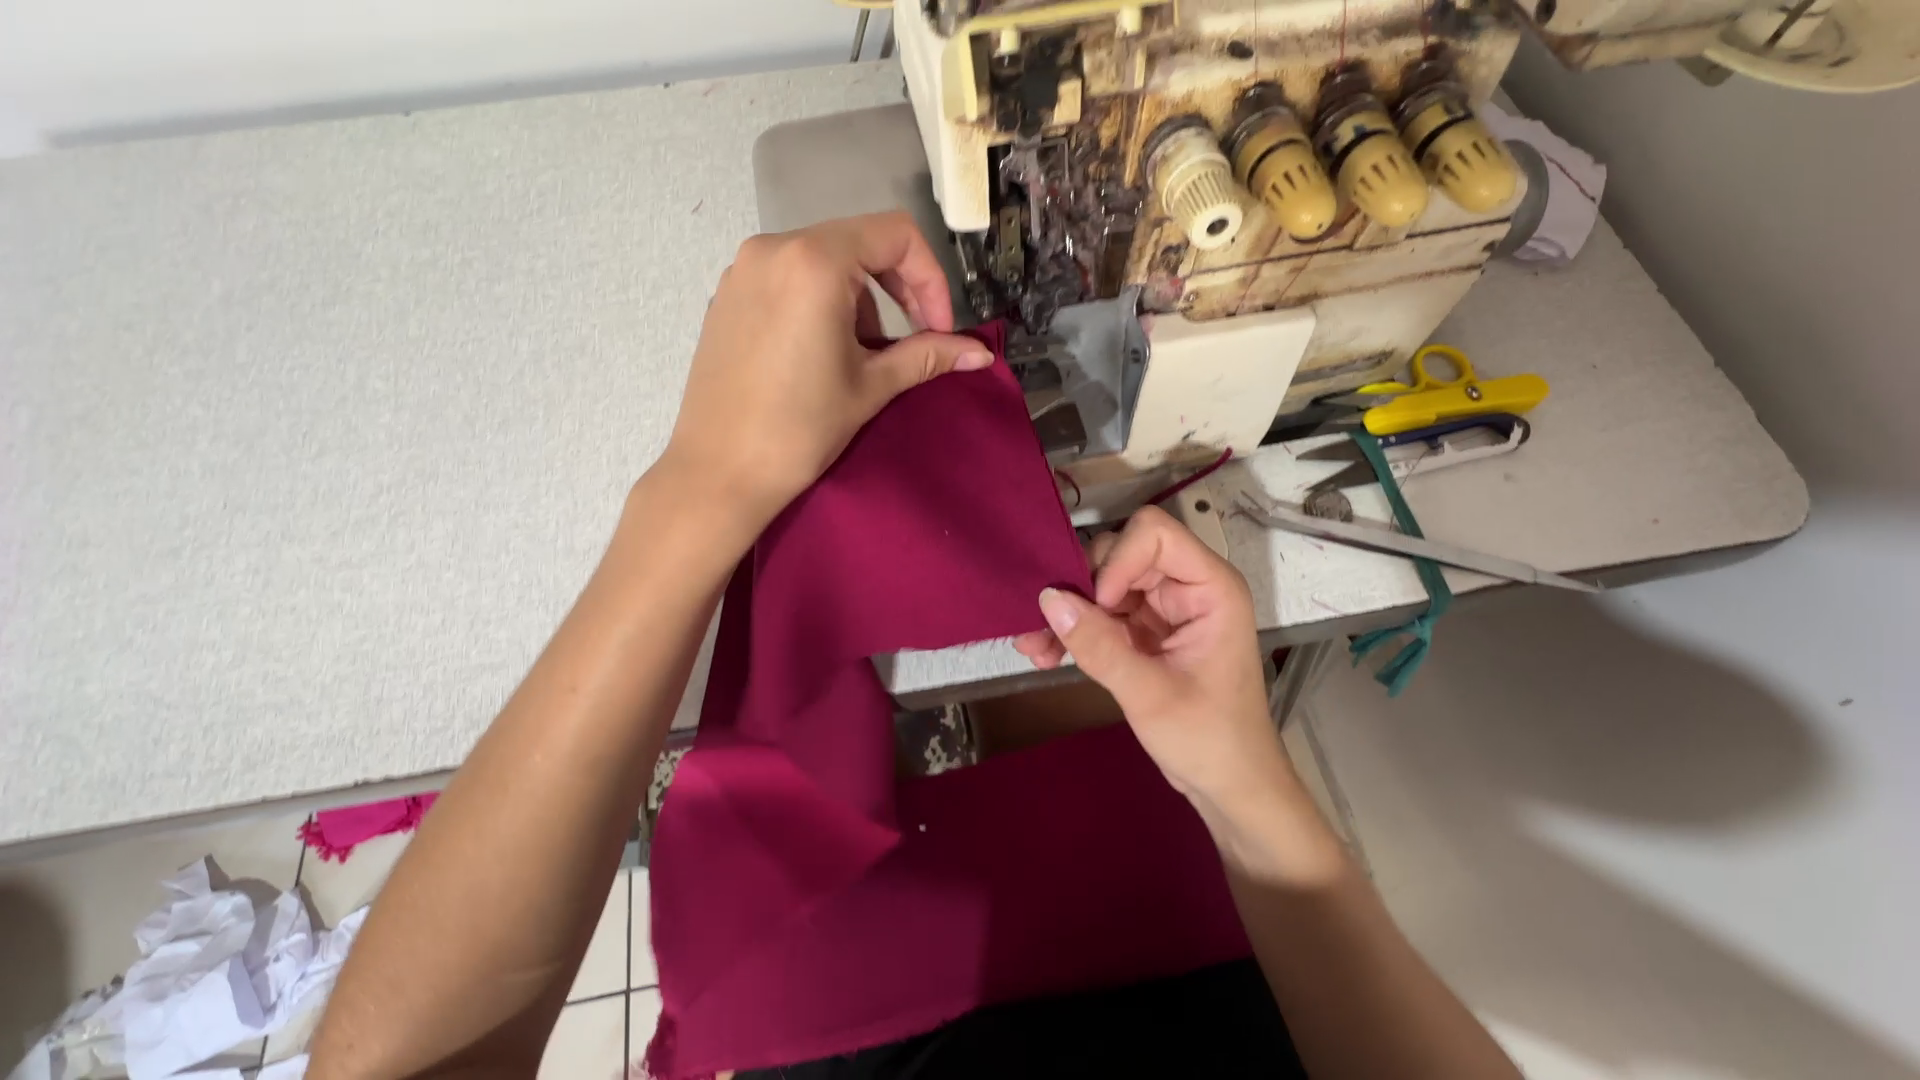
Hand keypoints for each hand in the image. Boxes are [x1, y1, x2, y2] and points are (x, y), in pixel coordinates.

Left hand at [662, 212, 990, 525]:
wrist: (718, 472)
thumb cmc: (799, 429)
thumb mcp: (870, 386)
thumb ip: (927, 357)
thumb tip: (980, 353)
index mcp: (814, 262)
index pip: (895, 234)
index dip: (930, 278)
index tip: (939, 329)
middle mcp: (774, 249)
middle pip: (859, 242)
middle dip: (898, 288)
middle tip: (914, 339)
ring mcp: (743, 270)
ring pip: (824, 261)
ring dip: (860, 299)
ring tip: (861, 356)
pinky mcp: (727, 295)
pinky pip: (790, 278)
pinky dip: (821, 303)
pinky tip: (821, 354)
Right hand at [1013, 506, 1285, 815]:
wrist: (1228, 787)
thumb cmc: (1208, 739)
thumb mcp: (1150, 695)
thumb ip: (1098, 646)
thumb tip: (1047, 598)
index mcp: (1210, 588)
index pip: (1155, 534)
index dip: (1119, 561)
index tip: (1102, 607)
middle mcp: (1185, 587)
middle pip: (1121, 553)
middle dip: (1082, 587)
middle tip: (1050, 628)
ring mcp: (1162, 608)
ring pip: (1101, 583)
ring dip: (1068, 612)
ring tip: (1036, 648)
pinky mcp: (1142, 632)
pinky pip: (1098, 613)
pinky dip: (1072, 630)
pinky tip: (1043, 654)